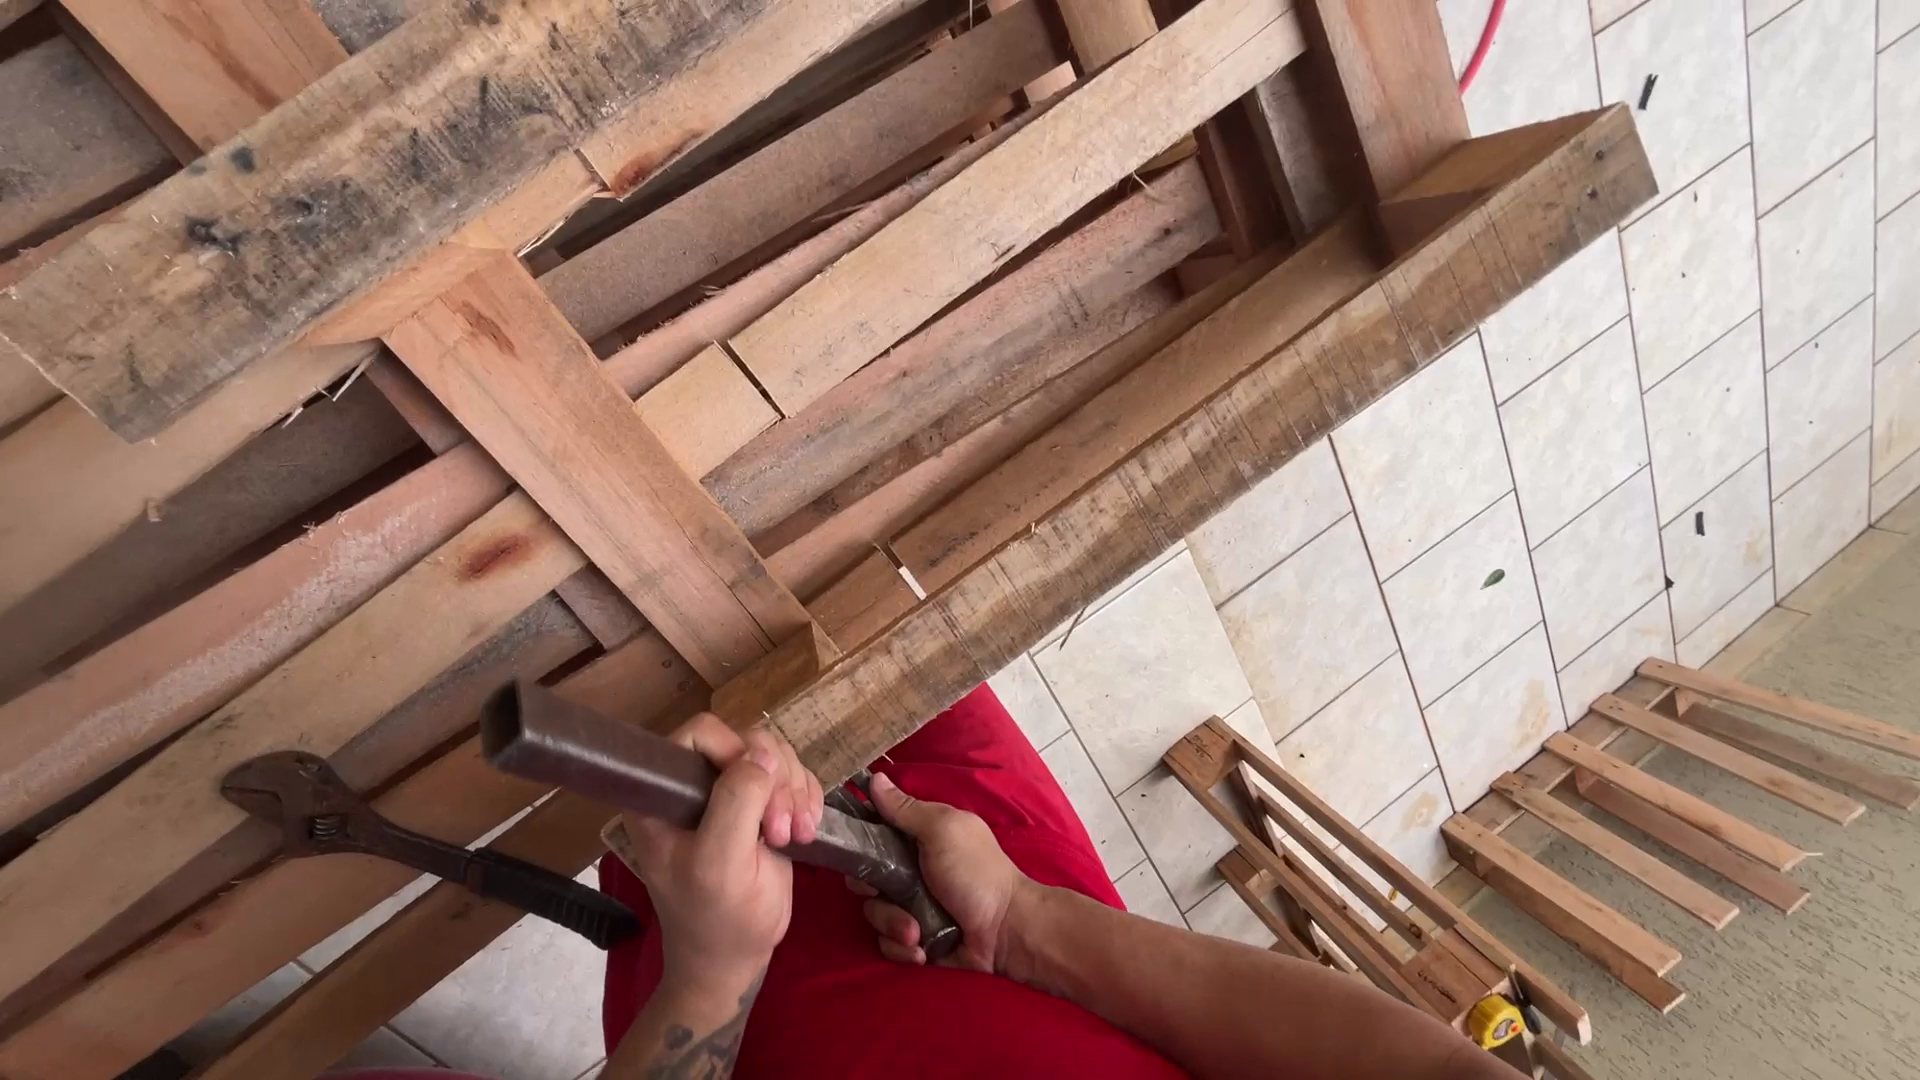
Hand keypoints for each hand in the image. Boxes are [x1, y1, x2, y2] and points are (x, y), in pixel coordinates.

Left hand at [616, 714, 823, 997]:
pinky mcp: (763, 805)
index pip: (698, 734)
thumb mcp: (720, 862)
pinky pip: (794, 775)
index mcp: (663, 794)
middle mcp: (695, 785)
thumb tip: (763, 753)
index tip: (756, 790)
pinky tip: (807, 831)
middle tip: (781, 830)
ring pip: (776, 756)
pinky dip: (808, 798)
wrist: (737, 959)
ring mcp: (732, 793)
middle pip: (748, 741)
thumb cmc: (717, 919)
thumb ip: (736, 801)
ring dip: (796, 792)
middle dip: (775, 781)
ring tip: (797, 835)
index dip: (733, 750)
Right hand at [846, 771, 1038, 973]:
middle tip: (886, 892)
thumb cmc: (974, 871)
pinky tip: (923, 948)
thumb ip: (906, 809)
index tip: (858, 852)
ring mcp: (912, 905)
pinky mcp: (915, 938)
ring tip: (917, 930)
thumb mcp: (941, 831)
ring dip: (893, 923)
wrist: (1005, 932)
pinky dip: (903, 948)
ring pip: (875, 913)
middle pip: (865, 876)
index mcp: (918, 836)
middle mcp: (911, 868)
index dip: (862, 843)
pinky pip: (889, 944)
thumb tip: (874, 777)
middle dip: (873, 889)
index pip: (874, 833)